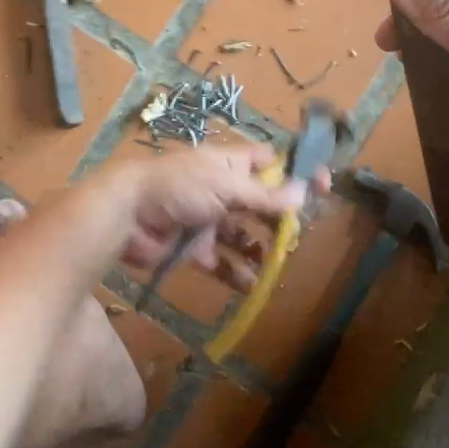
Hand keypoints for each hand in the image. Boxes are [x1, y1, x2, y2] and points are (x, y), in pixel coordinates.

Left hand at [98, 145, 311, 287]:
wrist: (126, 215)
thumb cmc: (178, 188)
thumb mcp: (226, 186)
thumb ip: (265, 195)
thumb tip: (304, 190)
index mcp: (230, 164)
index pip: (271, 162)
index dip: (296, 172)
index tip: (322, 187)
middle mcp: (221, 189)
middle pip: (261, 204)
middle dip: (278, 220)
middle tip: (293, 238)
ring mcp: (207, 219)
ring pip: (243, 235)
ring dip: (259, 250)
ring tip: (273, 265)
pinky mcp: (194, 247)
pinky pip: (222, 260)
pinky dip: (236, 273)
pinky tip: (251, 285)